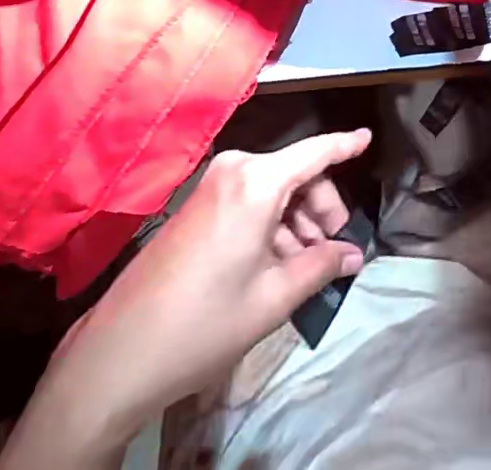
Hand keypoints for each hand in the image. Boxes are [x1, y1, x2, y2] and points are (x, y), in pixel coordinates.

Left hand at [0, 130, 370, 468]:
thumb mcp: (274, 296)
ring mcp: (212, 187)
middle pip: (298, 175)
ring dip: (299, 223)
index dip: (345, 145)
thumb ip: (321, 266)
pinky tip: (280, 265)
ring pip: (276, 191)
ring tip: (308, 268)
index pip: (315, 152)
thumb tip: (354, 255)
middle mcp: (235, 171)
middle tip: (335, 252)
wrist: (120, 353)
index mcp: (256, 182)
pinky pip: (251, 202)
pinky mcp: (198, 206)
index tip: (370, 137)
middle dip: (322, 210)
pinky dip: (274, 226)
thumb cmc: (206, 321)